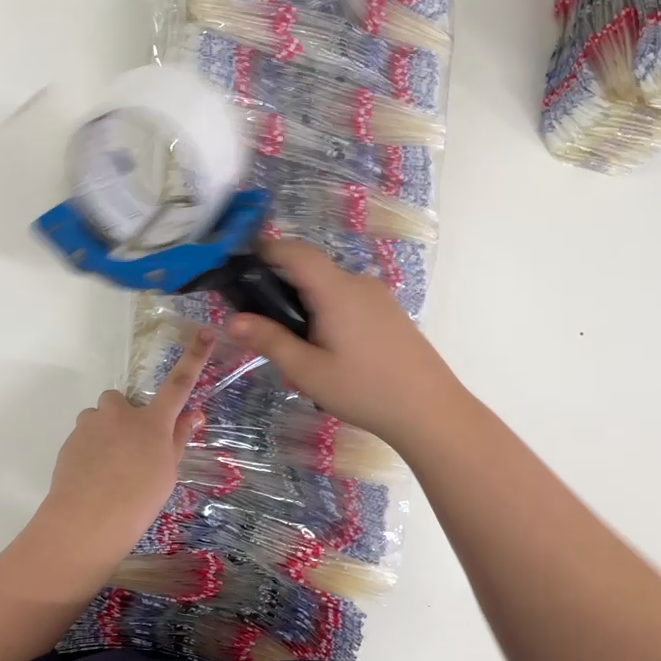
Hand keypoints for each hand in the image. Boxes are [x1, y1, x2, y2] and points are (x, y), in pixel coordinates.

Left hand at [39, 328, 216, 554]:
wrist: (87, 520)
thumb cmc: (137, 501)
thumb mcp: (167, 472)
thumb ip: (177, 440)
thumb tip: (192, 414)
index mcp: (152, 423)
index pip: (179, 385)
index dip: (193, 359)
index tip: (204, 333)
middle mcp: (120, 415)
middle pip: (121, 401)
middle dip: (124, 418)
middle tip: (131, 451)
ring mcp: (91, 425)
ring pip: (99, 418)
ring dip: (104, 433)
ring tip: (109, 468)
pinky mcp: (70, 439)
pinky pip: (84, 436)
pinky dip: (90, 449)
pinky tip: (93, 477)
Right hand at [224, 239, 463, 448]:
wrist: (429, 409)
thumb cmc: (364, 390)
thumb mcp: (308, 371)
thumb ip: (269, 341)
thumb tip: (232, 320)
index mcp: (336, 291)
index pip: (294, 252)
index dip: (264, 251)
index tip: (237, 268)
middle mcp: (357, 284)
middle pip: (309, 271)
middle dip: (278, 289)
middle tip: (257, 327)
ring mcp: (377, 298)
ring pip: (327, 290)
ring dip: (302, 308)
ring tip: (292, 352)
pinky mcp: (387, 313)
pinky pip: (345, 303)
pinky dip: (324, 316)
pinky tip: (322, 354)